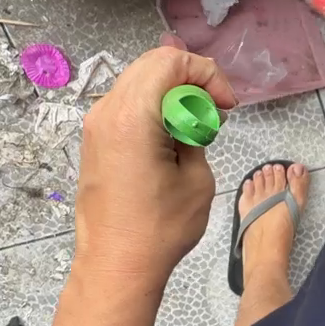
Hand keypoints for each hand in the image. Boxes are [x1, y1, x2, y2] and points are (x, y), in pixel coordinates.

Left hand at [72, 34, 237, 297]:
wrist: (118, 264)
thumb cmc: (162, 227)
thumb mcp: (198, 178)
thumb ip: (195, 134)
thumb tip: (192, 118)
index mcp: (133, 116)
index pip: (171, 62)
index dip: (208, 76)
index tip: (227, 108)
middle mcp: (107, 111)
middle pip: (153, 65)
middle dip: (193, 81)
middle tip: (217, 113)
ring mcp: (97, 124)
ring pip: (141, 83)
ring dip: (175, 95)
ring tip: (199, 128)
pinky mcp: (97, 140)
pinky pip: (130, 105)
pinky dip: (158, 109)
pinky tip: (176, 138)